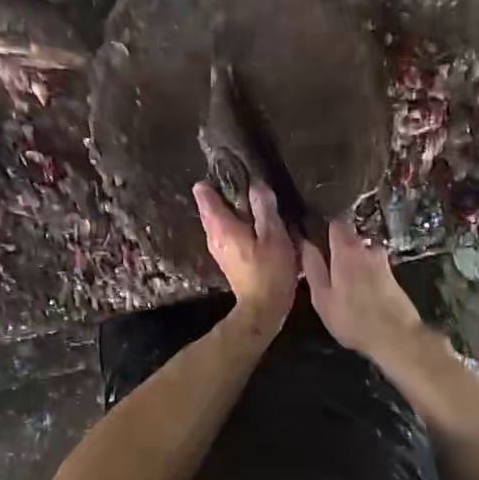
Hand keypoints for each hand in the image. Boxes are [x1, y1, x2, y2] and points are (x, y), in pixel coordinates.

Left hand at [194, 181, 297, 335]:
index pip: (204, 194)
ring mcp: (218, 249)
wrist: (263, 308)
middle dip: (226, 194)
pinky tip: (258, 226)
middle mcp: (213, 236)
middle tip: (248, 185)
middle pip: (212, 207)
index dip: (216, 180)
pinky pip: (229, 233)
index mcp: (221, 226)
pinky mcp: (228, 259)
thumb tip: (256, 184)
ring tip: (256, 203)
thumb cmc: (269, 271)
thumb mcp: (274, 234)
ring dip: (235, 210)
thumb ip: (264, 207)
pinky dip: (239, 225)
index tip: (232, 172)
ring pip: (221, 220)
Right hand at [300, 218, 425, 364]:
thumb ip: (313, 267)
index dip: (323, 225)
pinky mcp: (392, 275)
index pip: (336, 222)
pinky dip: (364, 271)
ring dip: (352, 259)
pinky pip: (372, 265)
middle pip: (350, 235)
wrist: (397, 336)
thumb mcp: (323, 298)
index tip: (312, 233)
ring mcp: (383, 261)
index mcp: (347, 250)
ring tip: (341, 278)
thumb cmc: (353, 319)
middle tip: (324, 261)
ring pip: (362, 251)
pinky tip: (358, 289)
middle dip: (337, 244)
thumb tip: (304, 243)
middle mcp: (367, 248)